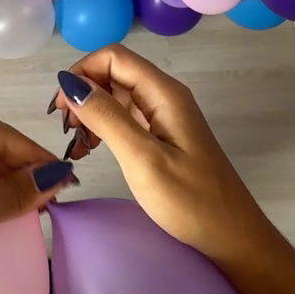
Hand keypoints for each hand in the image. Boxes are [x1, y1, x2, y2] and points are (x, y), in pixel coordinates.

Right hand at [48, 45, 269, 261]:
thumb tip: (70, 83)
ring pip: (117, 95)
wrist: (233, 237)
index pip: (114, 57)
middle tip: (65, 129)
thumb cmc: (191, 200)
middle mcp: (164, 95)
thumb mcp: (143, 159)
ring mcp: (164, 115)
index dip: (82, 72)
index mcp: (163, 92)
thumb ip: (106, 117)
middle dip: (83, 92)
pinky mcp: (162, 134)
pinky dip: (103, 127)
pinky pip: (125, 116)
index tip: (61, 108)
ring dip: (91, 111)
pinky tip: (90, 149)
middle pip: (114, 73)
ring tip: (75, 143)